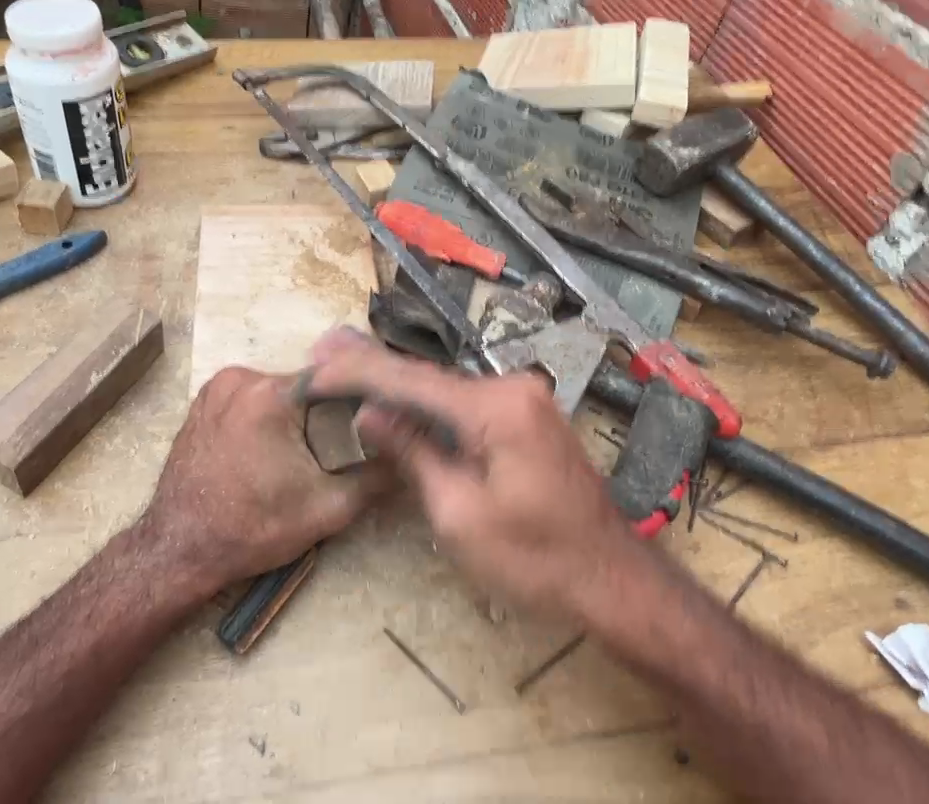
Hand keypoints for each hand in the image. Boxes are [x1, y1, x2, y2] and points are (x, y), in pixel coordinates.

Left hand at [139, 367, 392, 592]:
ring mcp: (216, 388)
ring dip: (298, 415)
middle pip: (306, 384)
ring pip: (279, 391)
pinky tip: (275, 449)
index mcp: (270, 394)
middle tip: (344, 447)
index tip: (377, 423)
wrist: (181, 550)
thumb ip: (376, 477)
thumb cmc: (252, 529)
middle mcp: (240, 377)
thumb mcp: (326, 508)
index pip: (336, 379)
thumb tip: (410, 457)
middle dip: (327, 411)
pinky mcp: (203, 403)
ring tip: (310, 451)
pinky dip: (269, 417)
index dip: (361, 400)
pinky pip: (252, 399)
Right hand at [304, 329, 645, 622]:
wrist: (612, 578)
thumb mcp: (459, 514)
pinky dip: (427, 402)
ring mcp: (525, 401)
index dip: (359, 372)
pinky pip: (466, 403)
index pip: (412, 381)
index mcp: (497, 406)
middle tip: (321, 349)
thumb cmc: (536, 559)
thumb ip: (413, 454)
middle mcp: (513, 388)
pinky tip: (394, 393)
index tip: (315, 363)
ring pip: (445, 389)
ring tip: (343, 361)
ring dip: (396, 382)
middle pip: (428, 376)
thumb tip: (371, 413)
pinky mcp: (527, 418)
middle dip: (372, 366)